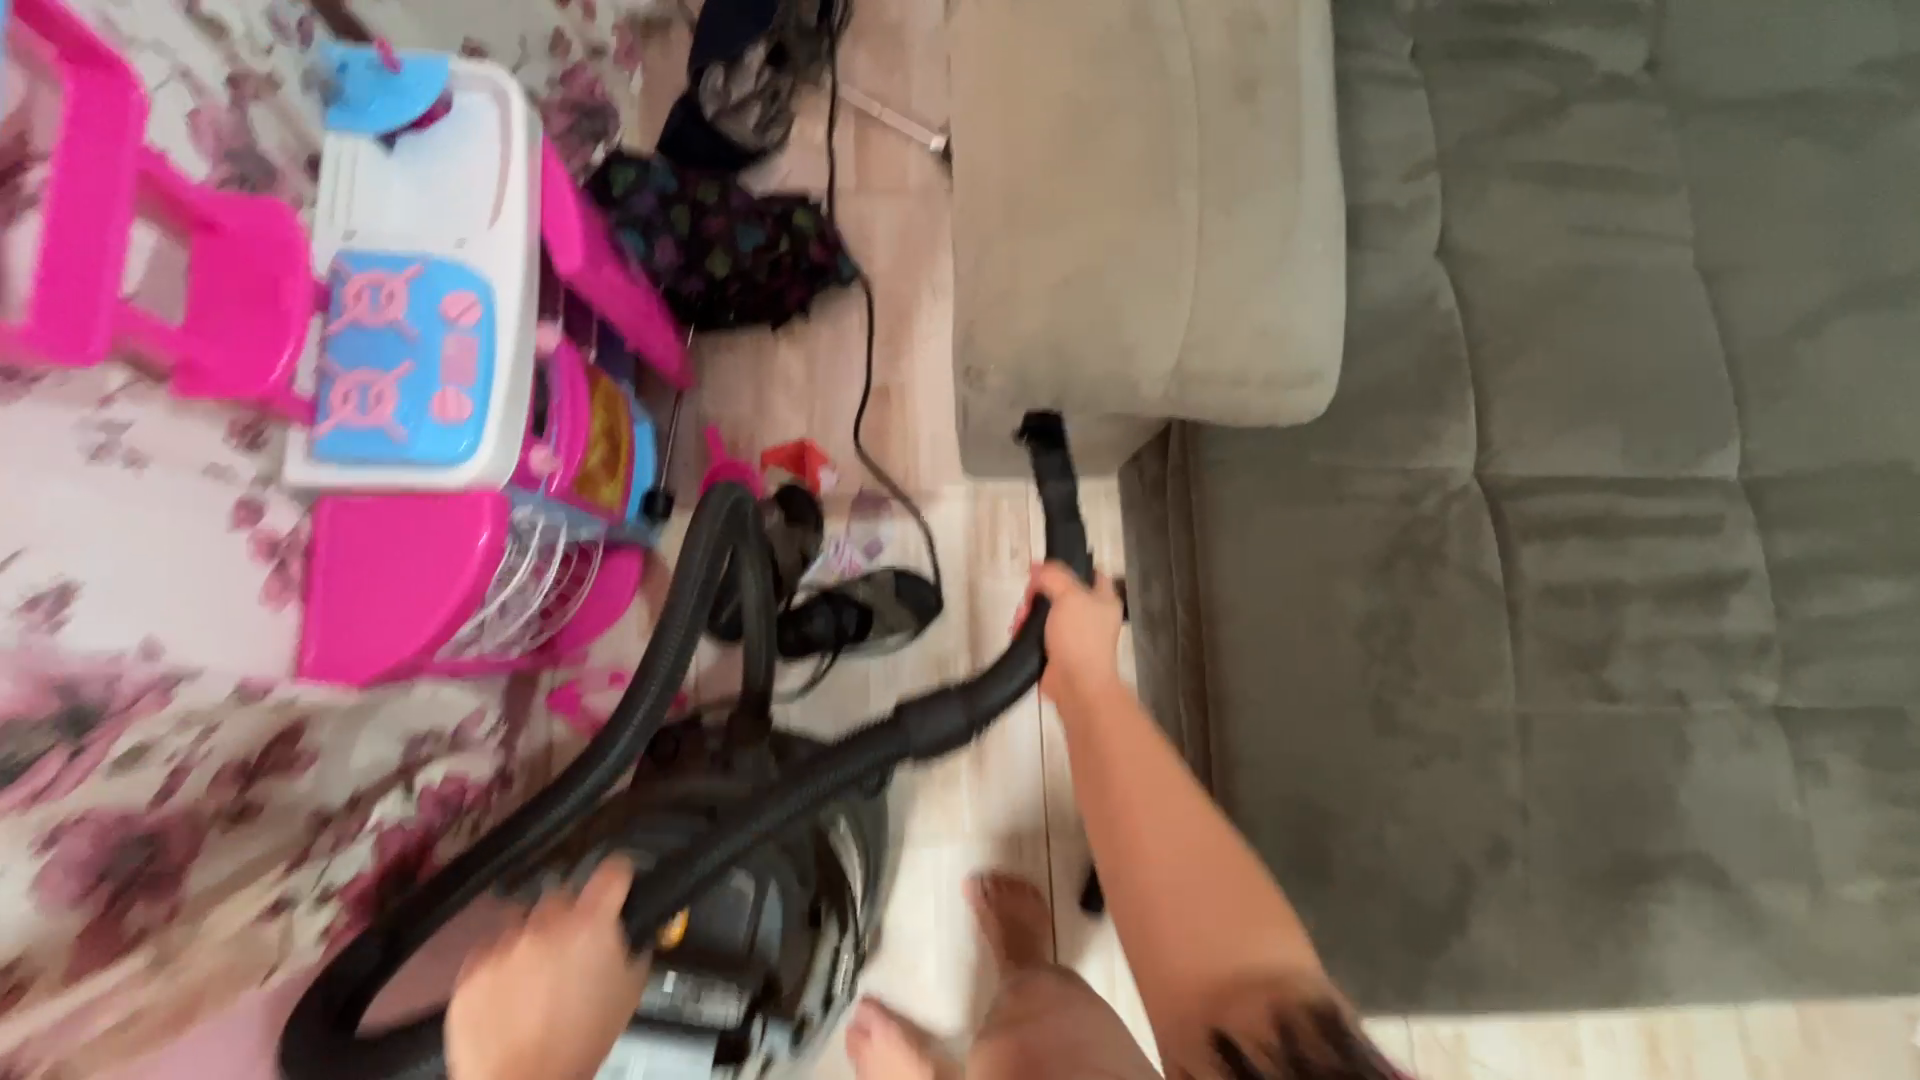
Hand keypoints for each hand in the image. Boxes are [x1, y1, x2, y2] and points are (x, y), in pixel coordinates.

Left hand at [447, 858, 651, 1079]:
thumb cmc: (579, 1042)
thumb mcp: (630, 987)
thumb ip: (630, 945)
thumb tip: (628, 933)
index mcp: (592, 922)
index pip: (613, 870)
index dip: (620, 872)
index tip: (619, 877)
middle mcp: (547, 924)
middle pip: (565, 894)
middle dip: (573, 914)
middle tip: (575, 946)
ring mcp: (506, 944)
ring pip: (523, 919)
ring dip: (534, 935)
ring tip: (538, 971)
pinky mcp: (472, 968)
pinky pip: (489, 949)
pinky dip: (501, 961)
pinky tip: (513, 988)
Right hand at [1017, 562, 1125, 707]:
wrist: (1077, 684)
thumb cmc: (1080, 637)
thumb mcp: (1069, 596)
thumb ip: (1053, 576)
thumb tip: (1037, 568)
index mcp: (1103, 599)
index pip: (1090, 572)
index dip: (1069, 566)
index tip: (1046, 569)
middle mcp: (1091, 614)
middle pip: (1060, 591)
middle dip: (1038, 593)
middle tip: (1028, 599)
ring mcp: (1074, 634)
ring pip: (1046, 612)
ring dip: (1028, 612)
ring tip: (1020, 620)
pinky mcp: (1057, 650)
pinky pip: (1039, 632)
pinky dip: (1026, 631)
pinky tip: (1017, 631)